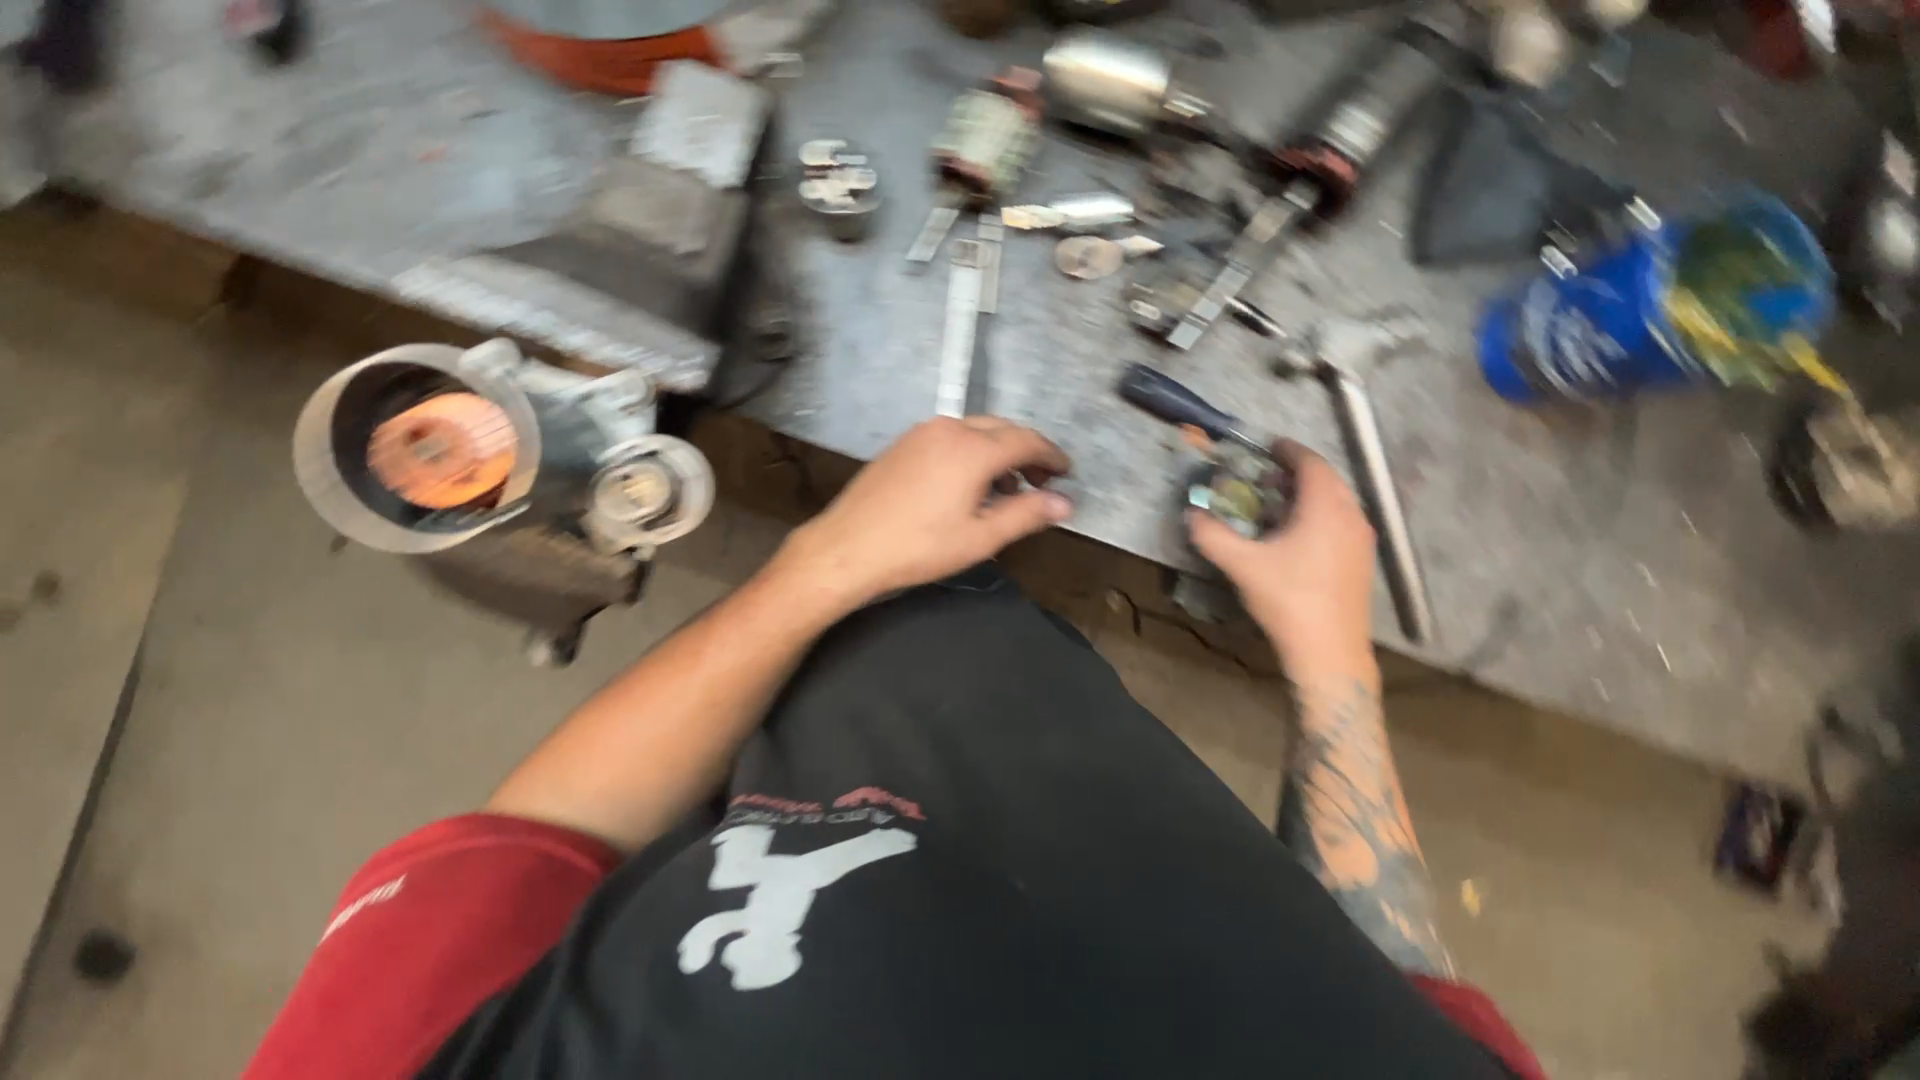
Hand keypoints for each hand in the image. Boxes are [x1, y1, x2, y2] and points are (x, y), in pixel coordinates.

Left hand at [774, 416, 1072, 611]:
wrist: (847, 548)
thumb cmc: (918, 548)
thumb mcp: (981, 538)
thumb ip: (1027, 514)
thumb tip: (1065, 503)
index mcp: (973, 449)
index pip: (1027, 441)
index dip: (1052, 456)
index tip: (1066, 474)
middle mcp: (949, 429)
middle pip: (1002, 430)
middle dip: (1027, 453)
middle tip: (1043, 482)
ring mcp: (921, 433)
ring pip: (975, 432)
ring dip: (999, 453)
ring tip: (1008, 489)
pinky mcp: (902, 445)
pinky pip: (950, 438)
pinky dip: (971, 453)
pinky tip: (970, 486)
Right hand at [1188, 441, 1375, 677]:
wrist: (1329, 651)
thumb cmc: (1288, 600)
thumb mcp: (1242, 566)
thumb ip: (1213, 536)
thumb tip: (1191, 515)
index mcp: (1325, 507)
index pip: (1311, 463)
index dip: (1289, 451)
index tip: (1269, 446)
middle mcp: (1350, 516)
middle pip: (1327, 480)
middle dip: (1297, 474)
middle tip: (1267, 478)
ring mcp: (1362, 540)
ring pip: (1337, 502)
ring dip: (1309, 496)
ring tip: (1279, 506)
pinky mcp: (1362, 562)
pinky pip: (1342, 523)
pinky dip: (1321, 516)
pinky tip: (1297, 538)